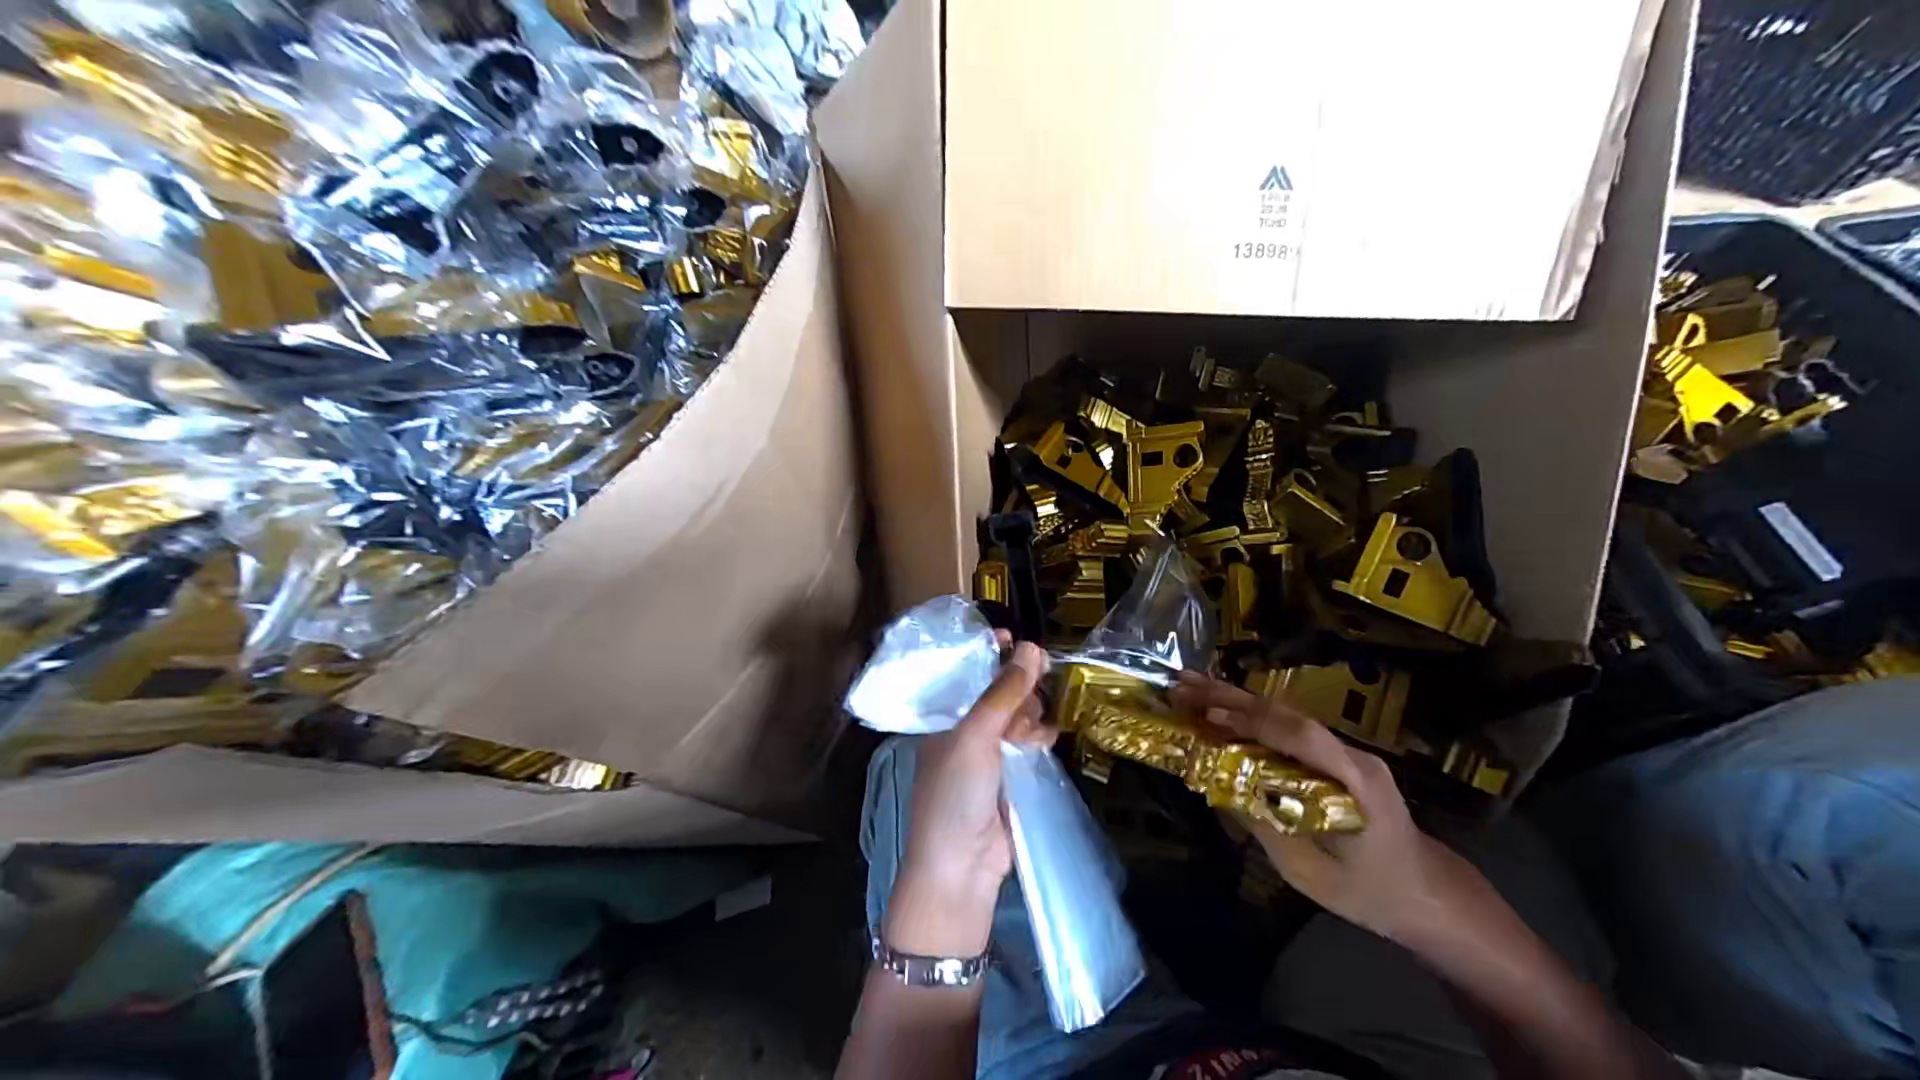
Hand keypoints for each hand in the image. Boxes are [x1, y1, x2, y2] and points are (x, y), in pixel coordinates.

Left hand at [884, 639, 1050, 957]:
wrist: (961, 866)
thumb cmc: (955, 792)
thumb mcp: (976, 735)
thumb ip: (1004, 693)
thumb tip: (1031, 647)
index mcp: (942, 714)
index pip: (965, 670)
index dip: (989, 652)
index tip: (1015, 639)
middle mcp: (962, 727)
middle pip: (998, 688)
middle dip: (1017, 686)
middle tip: (1031, 690)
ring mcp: (986, 750)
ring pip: (1017, 712)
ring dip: (1029, 712)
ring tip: (1030, 730)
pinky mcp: (1009, 772)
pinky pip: (1028, 739)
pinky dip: (1037, 735)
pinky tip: (1044, 740)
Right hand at [1170, 672, 1488, 947]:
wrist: (1428, 894)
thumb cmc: (1370, 891)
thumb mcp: (1310, 872)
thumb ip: (1264, 824)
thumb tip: (1214, 786)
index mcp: (1356, 782)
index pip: (1302, 737)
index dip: (1253, 723)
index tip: (1208, 717)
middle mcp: (1352, 755)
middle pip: (1287, 715)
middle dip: (1230, 698)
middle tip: (1181, 686)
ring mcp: (1345, 751)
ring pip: (1284, 715)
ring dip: (1234, 699)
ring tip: (1187, 686)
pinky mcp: (1334, 756)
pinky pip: (1287, 728)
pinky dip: (1249, 715)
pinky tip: (1218, 707)